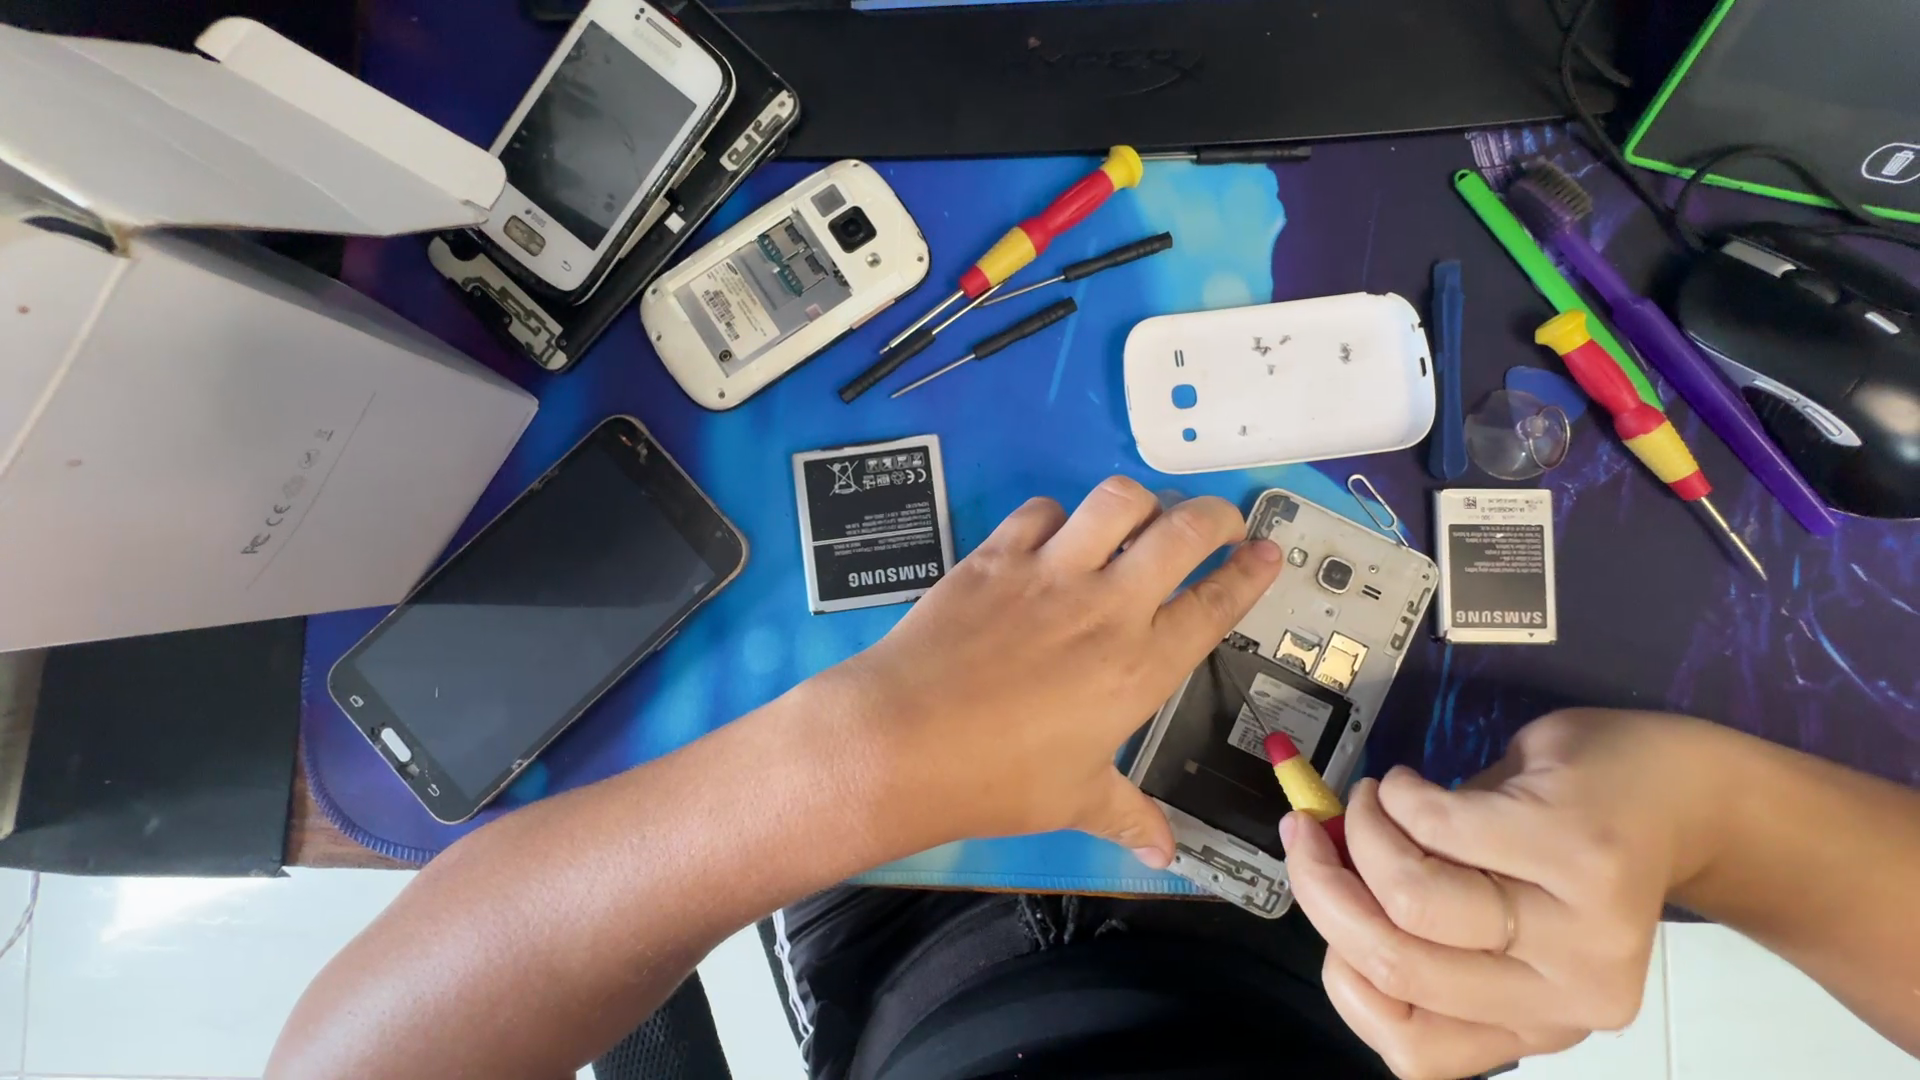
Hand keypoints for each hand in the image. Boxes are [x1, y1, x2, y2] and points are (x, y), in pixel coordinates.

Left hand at [822, 476, 1281, 867]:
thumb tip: (1165, 857)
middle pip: (1183, 531)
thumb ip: (1129, 818)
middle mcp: (1106, 606)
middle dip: (1215, 515)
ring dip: (1139, 501)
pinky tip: (1052, 533)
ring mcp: (1048, 572)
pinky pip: (1039, 510)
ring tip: (1138, 517)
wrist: (903, 741)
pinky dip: (1056, 514)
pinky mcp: (995, 556)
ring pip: (1116, 501)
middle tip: (1217, 521)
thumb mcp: (1075, 802)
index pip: (1216, 605)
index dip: (1250, 572)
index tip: (1268, 551)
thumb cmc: (998, 780)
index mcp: (1140, 666)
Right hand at [1281, 710, 1732, 1079]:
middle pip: (1393, 962)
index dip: (1337, 967)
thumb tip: (1311, 865)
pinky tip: (1409, 781)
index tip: (1321, 894)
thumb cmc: (1550, 846)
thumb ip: (1406, 908)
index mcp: (1531, 1022)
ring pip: (1411, 895)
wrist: (1675, 793)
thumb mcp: (1476, 897)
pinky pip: (1437, 824)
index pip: (1411, 1049)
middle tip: (1305, 828)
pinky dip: (1396, 791)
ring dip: (1361, 828)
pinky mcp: (1577, 852)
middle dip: (1318, 881)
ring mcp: (1580, 930)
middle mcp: (1566, 999)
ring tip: (1369, 796)